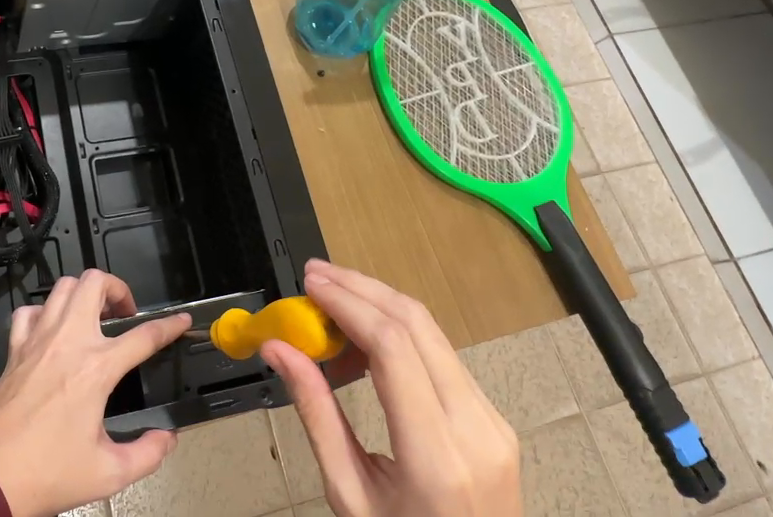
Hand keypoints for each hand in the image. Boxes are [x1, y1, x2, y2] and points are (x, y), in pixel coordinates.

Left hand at [0, 270, 190, 516]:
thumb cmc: (45, 473)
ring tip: (94, 314)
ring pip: (63, 287)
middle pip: (95, 283)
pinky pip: (29, 311)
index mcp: (96, 369)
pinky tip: (52, 329)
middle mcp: (67, 342)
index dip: (169, 325)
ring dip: (83, 293)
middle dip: (118, 288)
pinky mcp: (14, 349)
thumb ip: (147, 454)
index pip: (144, 335)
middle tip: (126, 313)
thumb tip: (167, 439)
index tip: (181, 321)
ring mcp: (37, 340)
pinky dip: (44, 312)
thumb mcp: (108, 473)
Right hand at [260, 259, 521, 516]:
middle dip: (361, 288)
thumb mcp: (350, 495)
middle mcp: (475, 428)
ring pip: (432, 332)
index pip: (393, 348)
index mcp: (437, 457)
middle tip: (314, 277)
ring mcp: (492, 421)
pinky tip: (362, 344)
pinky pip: (441, 356)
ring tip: (329, 308)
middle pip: (417, 324)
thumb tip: (279, 350)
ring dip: (378, 306)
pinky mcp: (494, 418)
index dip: (348, 303)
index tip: (309, 284)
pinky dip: (398, 335)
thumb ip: (316, 415)